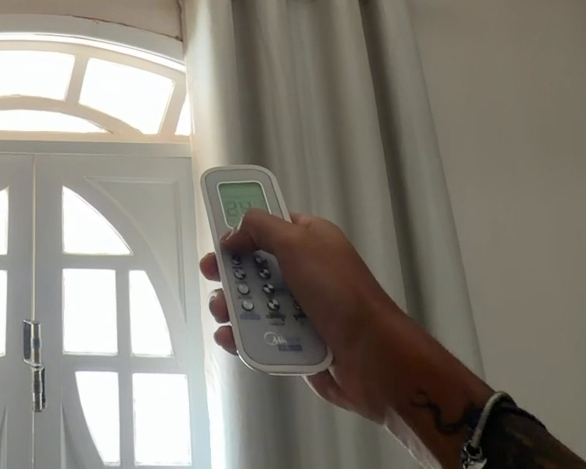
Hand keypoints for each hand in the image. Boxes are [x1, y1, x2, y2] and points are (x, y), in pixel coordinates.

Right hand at [201, 209, 487, 438]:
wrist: (374, 359)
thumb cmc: (338, 292)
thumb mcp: (297, 242)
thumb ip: (260, 228)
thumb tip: (232, 235)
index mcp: (310, 241)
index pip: (271, 225)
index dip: (243, 228)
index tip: (220, 237)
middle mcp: (305, 272)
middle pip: (254, 265)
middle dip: (229, 272)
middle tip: (211, 275)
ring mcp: (302, 309)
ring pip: (254, 302)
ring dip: (231, 306)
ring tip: (222, 312)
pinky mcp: (298, 343)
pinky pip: (262, 336)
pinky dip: (243, 337)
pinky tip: (229, 338)